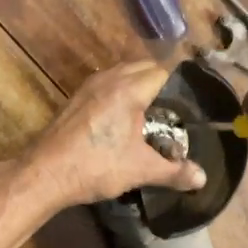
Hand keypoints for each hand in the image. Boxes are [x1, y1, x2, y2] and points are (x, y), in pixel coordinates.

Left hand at [27, 62, 207, 205]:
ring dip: (137, 87)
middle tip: (173, 111)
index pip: (163, 71)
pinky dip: (118, 94)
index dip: (179, 86)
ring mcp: (88, 86)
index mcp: (128, 89)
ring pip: (122, 74)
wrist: (44, 173)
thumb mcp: (140, 170)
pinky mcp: (76, 98)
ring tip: (150, 115)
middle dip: (160, 84)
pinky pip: (106, 85)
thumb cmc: (95, 167)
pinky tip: (122, 120)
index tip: (189, 105)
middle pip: (143, 68)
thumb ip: (174, 172)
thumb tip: (202, 179)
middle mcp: (108, 79)